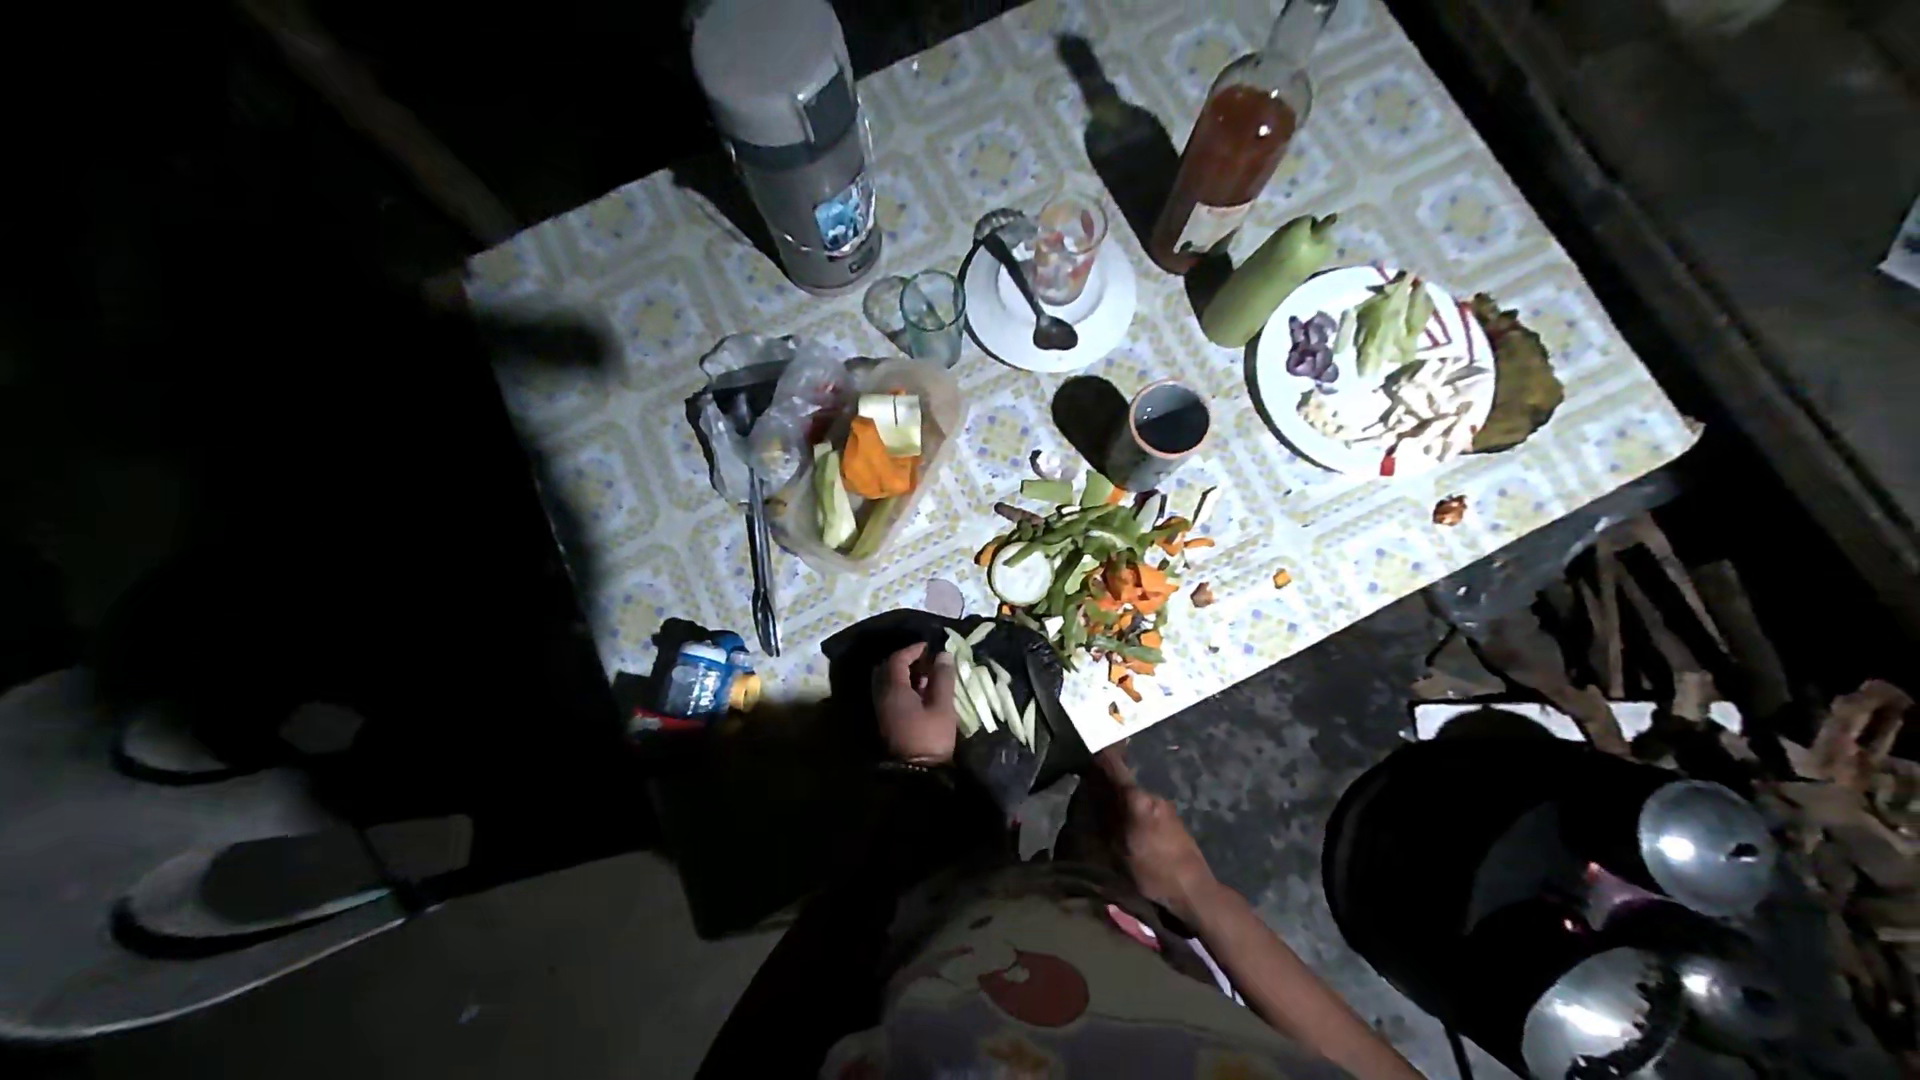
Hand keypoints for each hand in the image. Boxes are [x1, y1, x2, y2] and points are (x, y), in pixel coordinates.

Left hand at [874, 643, 958, 764]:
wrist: (918, 775)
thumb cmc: (931, 738)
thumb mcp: (942, 706)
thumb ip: (942, 678)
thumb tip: (943, 655)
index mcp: (893, 690)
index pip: (897, 659)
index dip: (913, 650)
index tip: (930, 647)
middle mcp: (882, 696)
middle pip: (888, 668)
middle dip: (907, 660)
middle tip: (927, 660)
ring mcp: (882, 710)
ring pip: (888, 682)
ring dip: (905, 674)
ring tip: (928, 675)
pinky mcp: (886, 720)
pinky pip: (890, 694)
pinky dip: (903, 687)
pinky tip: (922, 693)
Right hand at [1096, 746, 1217, 923]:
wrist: (1195, 892)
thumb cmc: (1153, 873)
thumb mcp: (1119, 853)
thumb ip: (1104, 824)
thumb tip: (1089, 803)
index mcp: (1138, 799)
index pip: (1114, 767)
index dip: (1098, 759)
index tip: (1085, 755)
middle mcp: (1153, 796)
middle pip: (1125, 783)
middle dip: (1108, 788)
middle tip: (1091, 798)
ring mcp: (1166, 807)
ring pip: (1137, 797)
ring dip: (1123, 804)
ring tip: (1108, 819)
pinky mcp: (1175, 820)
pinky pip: (1147, 808)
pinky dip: (1135, 813)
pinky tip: (1130, 830)